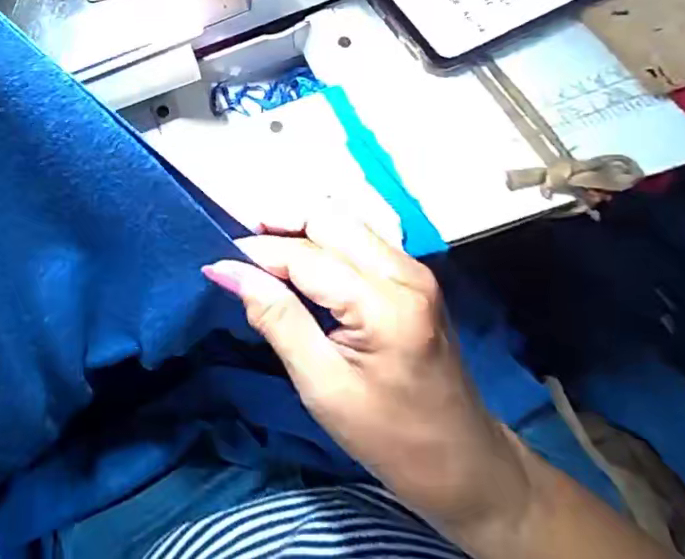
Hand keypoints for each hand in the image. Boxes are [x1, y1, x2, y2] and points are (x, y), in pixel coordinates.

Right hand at [202, 215, 532, 536]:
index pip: (304, 255)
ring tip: (263, 259)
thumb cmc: (391, 437)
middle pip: (326, 217)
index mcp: (385, 305)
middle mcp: (403, 272)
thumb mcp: (322, 386)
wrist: (466, 467)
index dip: (255, 253)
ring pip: (340, 219)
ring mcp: (411, 269)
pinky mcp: (410, 274)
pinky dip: (319, 239)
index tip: (218, 262)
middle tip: (241, 256)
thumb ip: (275, 318)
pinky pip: (355, 236)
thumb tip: (226, 269)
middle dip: (278, 226)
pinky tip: (299, 266)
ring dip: (297, 229)